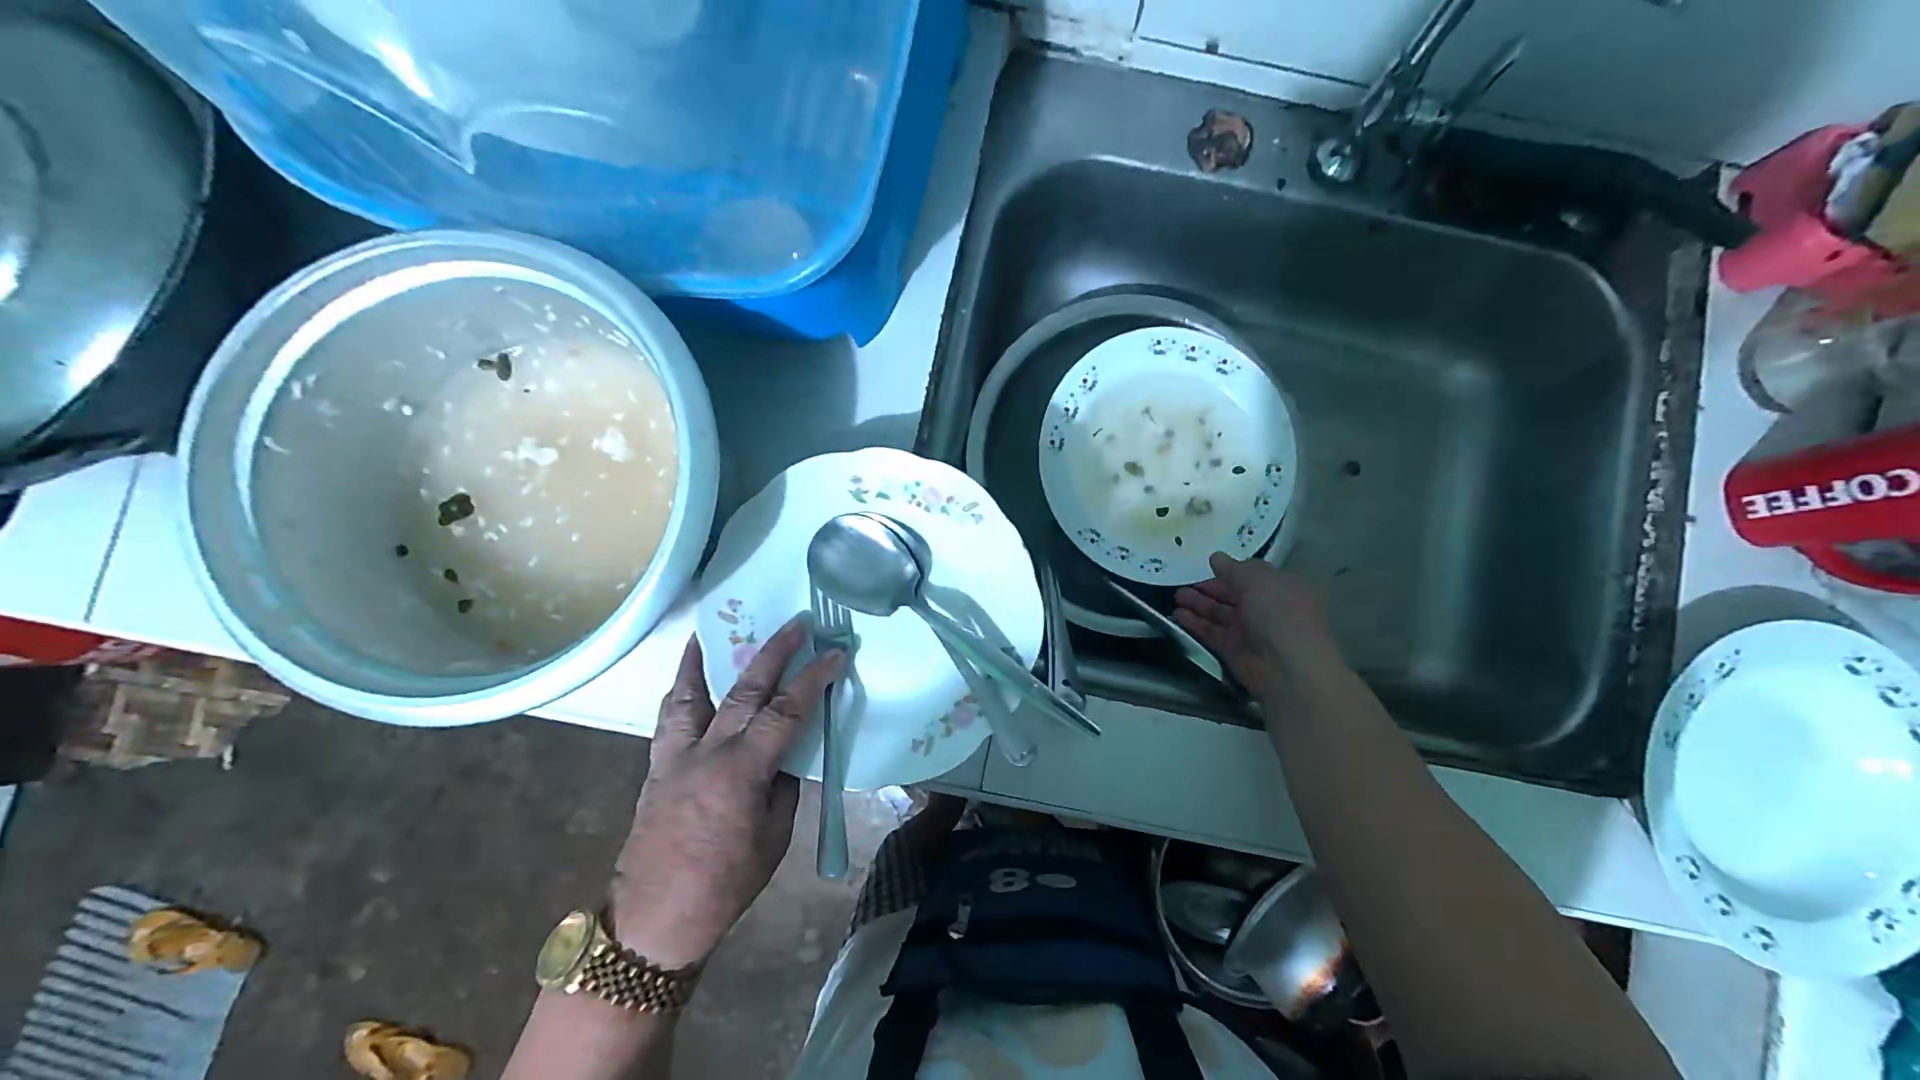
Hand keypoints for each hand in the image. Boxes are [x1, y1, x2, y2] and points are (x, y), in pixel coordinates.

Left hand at [607, 619, 841, 969]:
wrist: (654, 919)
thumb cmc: (724, 884)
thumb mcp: (773, 837)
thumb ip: (781, 787)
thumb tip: (785, 756)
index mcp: (741, 771)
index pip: (786, 711)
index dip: (814, 679)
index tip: (835, 654)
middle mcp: (707, 751)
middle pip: (745, 690)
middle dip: (773, 652)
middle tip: (796, 623)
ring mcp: (676, 754)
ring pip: (693, 693)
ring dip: (708, 657)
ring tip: (715, 628)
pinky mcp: (657, 765)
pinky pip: (670, 716)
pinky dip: (680, 688)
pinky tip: (687, 675)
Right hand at [1173, 553, 1341, 702]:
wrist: (1287, 666)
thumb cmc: (1279, 613)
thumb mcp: (1258, 580)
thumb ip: (1234, 569)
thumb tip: (1216, 558)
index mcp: (1280, 589)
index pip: (1252, 576)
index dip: (1230, 571)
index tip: (1206, 566)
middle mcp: (1265, 609)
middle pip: (1232, 595)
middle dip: (1209, 589)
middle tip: (1183, 583)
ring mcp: (1248, 631)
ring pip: (1219, 613)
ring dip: (1198, 604)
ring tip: (1177, 597)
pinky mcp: (1232, 650)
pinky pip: (1210, 632)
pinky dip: (1194, 624)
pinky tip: (1178, 615)